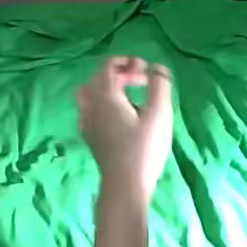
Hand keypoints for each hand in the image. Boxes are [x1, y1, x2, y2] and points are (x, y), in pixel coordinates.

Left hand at [76, 57, 173, 203]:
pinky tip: (121, 116)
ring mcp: (86, 121)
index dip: (128, 61)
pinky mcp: (89, 136)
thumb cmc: (144, 148)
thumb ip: (159, 84)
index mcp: (104, 95)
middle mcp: (90, 105)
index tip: (147, 71)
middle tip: (144, 82)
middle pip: (99, 77)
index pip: (109, 65)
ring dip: (110, 88)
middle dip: (122, 73)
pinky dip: (104, 103)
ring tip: (132, 97)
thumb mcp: (159, 113)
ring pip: (92, 93)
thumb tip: (157, 68)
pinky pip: (92, 109)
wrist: (125, 185)